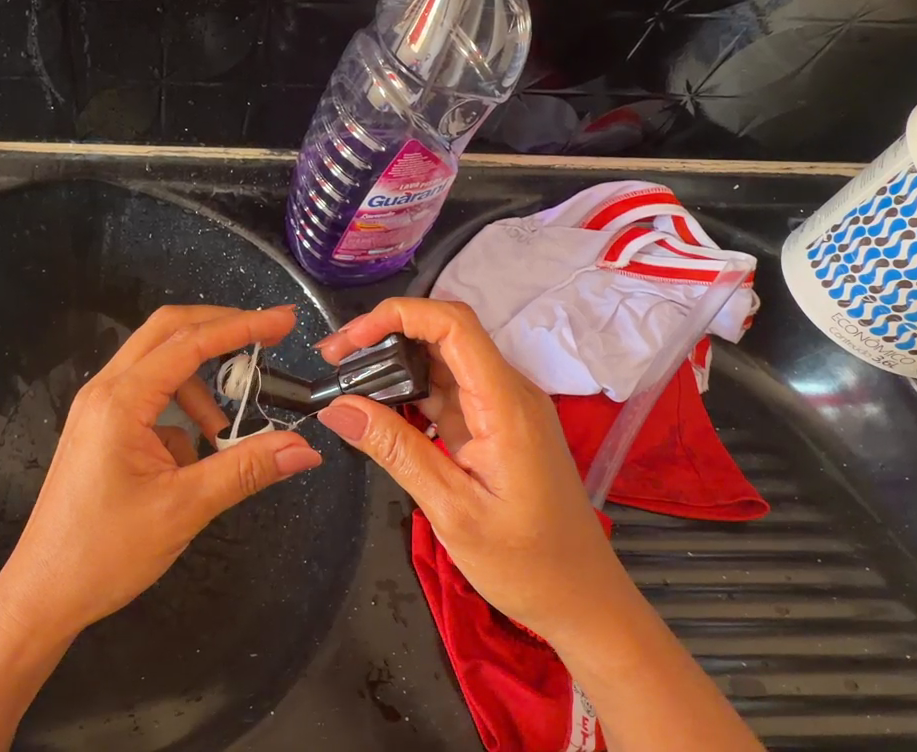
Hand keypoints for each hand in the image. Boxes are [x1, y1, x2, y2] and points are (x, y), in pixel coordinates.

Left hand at [0, 305, 324, 640]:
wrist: (43, 593)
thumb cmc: (106, 551)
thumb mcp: (184, 508)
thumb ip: (246, 469)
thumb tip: (304, 448)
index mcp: (120, 400)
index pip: (189, 342)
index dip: (241, 326)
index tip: (283, 321)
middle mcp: (105, 390)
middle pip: (167, 333)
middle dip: (219, 330)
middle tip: (267, 340)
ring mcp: (98, 408)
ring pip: (158, 366)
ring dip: (200, 384)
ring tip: (226, 431)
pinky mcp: (100, 429)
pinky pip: (148, 398)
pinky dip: (180, 412)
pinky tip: (193, 458)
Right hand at [314, 297, 632, 640]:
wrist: (582, 601)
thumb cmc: (527, 562)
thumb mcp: (452, 510)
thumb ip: (395, 450)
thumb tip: (337, 407)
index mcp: (505, 404)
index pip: (453, 325)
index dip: (398, 315)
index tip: (349, 342)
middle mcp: (507, 392)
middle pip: (444, 335)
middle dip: (385, 335)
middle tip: (334, 362)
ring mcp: (502, 408)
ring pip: (442, 361)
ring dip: (393, 363)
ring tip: (345, 382)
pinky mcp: (494, 426)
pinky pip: (447, 391)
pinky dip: (408, 392)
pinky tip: (377, 409)